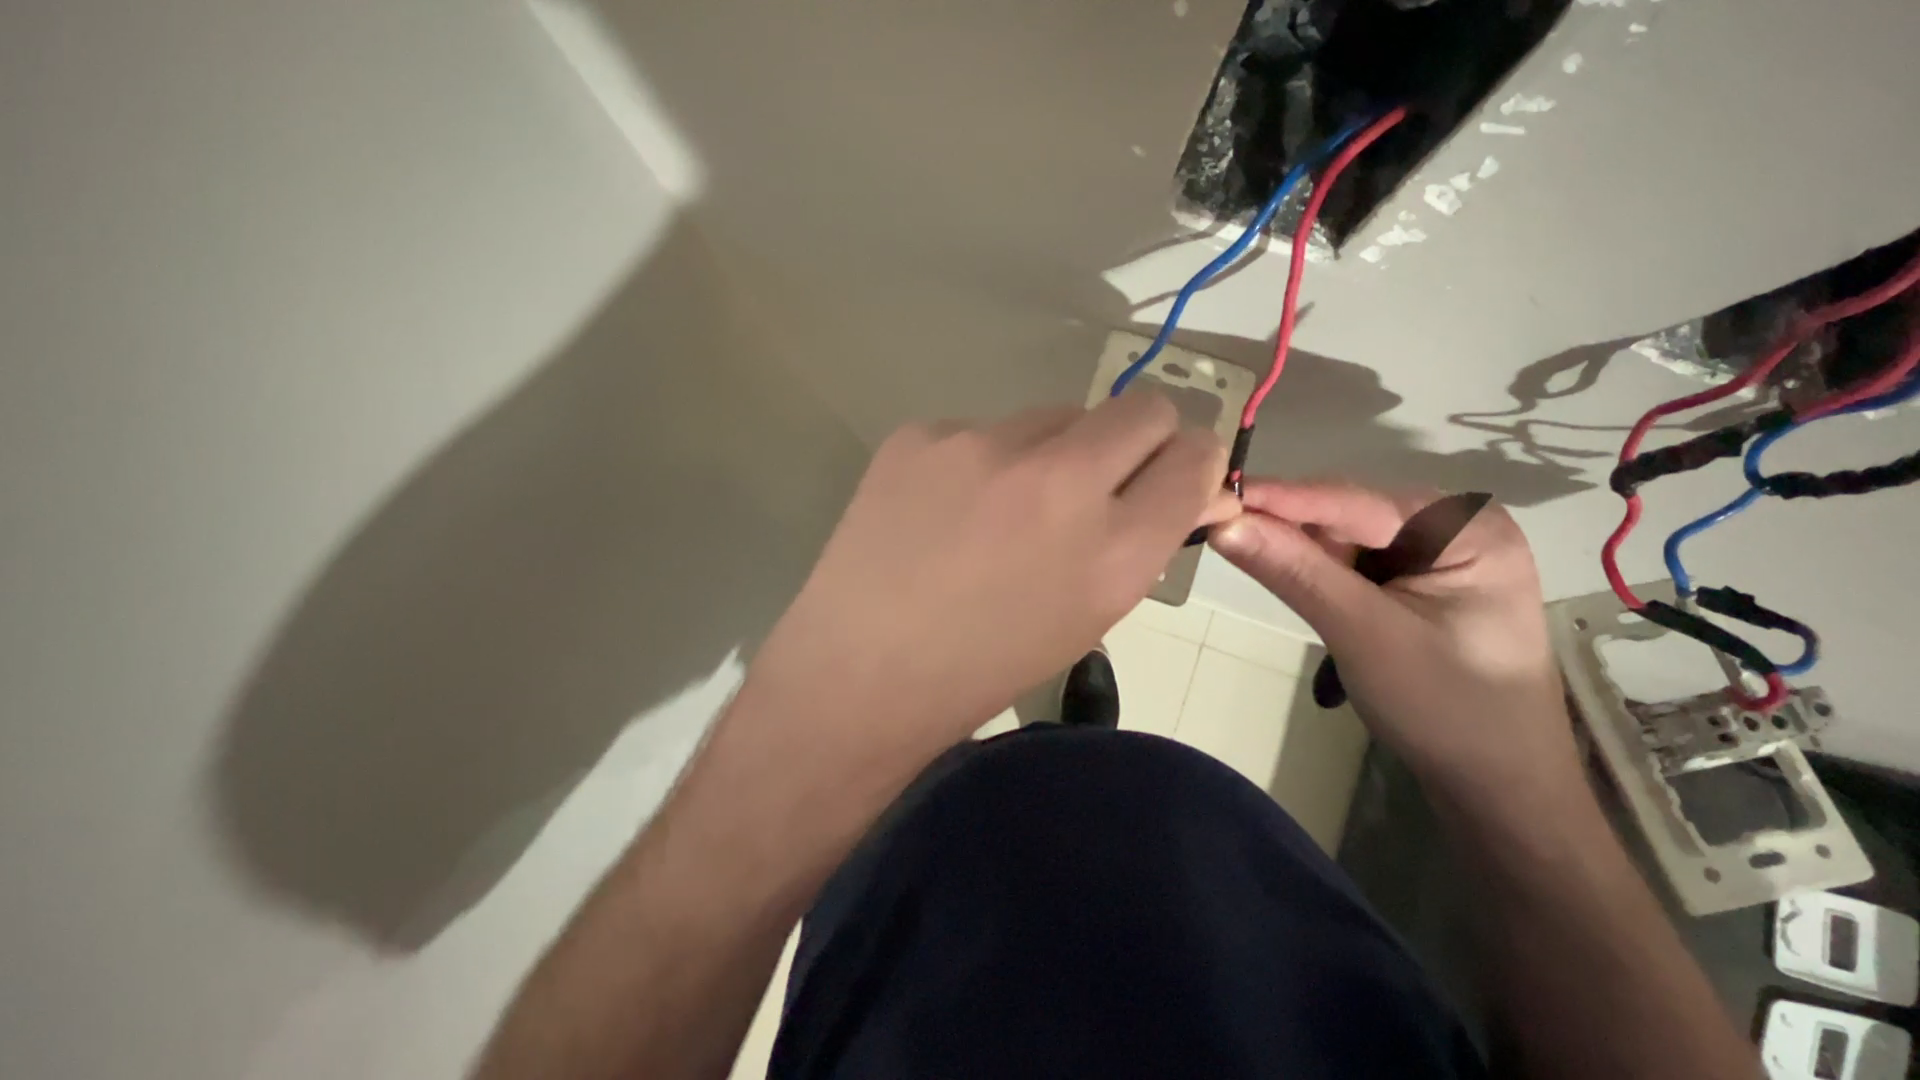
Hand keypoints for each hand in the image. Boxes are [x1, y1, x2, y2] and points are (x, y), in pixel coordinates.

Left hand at [754, 393, 1235, 755]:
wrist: (861, 671)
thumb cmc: (983, 667)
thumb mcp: (1087, 618)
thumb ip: (1140, 545)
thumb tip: (1185, 490)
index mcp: (1113, 550)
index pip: (1194, 458)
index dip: (1191, 462)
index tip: (1172, 475)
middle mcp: (1060, 480)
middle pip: (1143, 409)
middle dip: (1140, 438)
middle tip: (1100, 479)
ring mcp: (984, 445)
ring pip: (1056, 415)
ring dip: (1053, 451)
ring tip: (1002, 509)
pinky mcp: (923, 433)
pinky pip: (982, 429)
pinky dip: (982, 461)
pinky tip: (944, 509)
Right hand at [1208, 481, 1582, 803]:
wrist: (1499, 785)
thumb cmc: (1444, 709)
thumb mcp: (1363, 635)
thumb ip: (1295, 572)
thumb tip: (1225, 524)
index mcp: (1466, 527)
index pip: (1355, 501)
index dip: (1281, 498)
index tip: (1215, 492)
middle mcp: (1460, 525)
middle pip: (1353, 514)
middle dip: (1291, 528)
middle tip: (1222, 533)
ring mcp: (1447, 553)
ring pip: (1351, 538)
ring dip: (1304, 554)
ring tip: (1254, 560)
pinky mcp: (1430, 582)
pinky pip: (1362, 562)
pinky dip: (1325, 575)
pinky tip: (1301, 587)